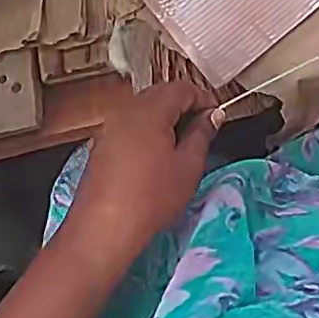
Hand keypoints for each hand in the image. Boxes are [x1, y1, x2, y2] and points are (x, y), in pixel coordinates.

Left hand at [62, 81, 219, 267]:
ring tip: (181, 145)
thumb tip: (212, 115)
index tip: (216, 117)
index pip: (182, 88)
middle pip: (161, 93)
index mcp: (150, 108)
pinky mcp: (102, 143)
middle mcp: (126, 109)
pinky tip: (156, 156)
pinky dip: (148, 130)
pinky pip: (130, 124)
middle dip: (184, 106)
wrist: (103, 229)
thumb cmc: (151, 197)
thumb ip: (202, 134)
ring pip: (145, 108)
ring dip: (166, 118)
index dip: (204, 99)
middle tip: (202, 130)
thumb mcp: (188, 166)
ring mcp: (110, 125)